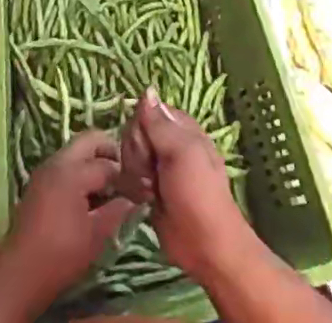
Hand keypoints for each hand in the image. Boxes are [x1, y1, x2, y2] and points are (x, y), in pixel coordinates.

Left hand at [4, 132, 138, 299]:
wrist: (19, 274)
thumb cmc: (61, 254)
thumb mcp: (96, 234)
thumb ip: (118, 210)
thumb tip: (135, 198)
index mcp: (73, 172)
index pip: (108, 165)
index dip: (128, 177)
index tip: (142, 189)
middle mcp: (58, 162)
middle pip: (90, 140)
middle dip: (110, 151)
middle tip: (126, 173)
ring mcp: (46, 169)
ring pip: (76, 149)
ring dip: (95, 159)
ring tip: (110, 185)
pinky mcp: (39, 181)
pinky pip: (66, 162)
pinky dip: (81, 169)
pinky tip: (91, 193)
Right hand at [136, 89, 254, 279]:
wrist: (204, 243)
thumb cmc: (198, 193)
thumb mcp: (181, 152)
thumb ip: (159, 123)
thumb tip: (146, 89)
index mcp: (181, 127)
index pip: (147, 111)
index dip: (142, 129)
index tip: (149, 147)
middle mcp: (167, 142)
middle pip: (134, 133)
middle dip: (138, 155)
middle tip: (152, 173)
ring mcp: (157, 166)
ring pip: (128, 156)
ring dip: (136, 175)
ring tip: (151, 190)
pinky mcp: (147, 188)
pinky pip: (127, 177)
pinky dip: (133, 189)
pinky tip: (145, 200)